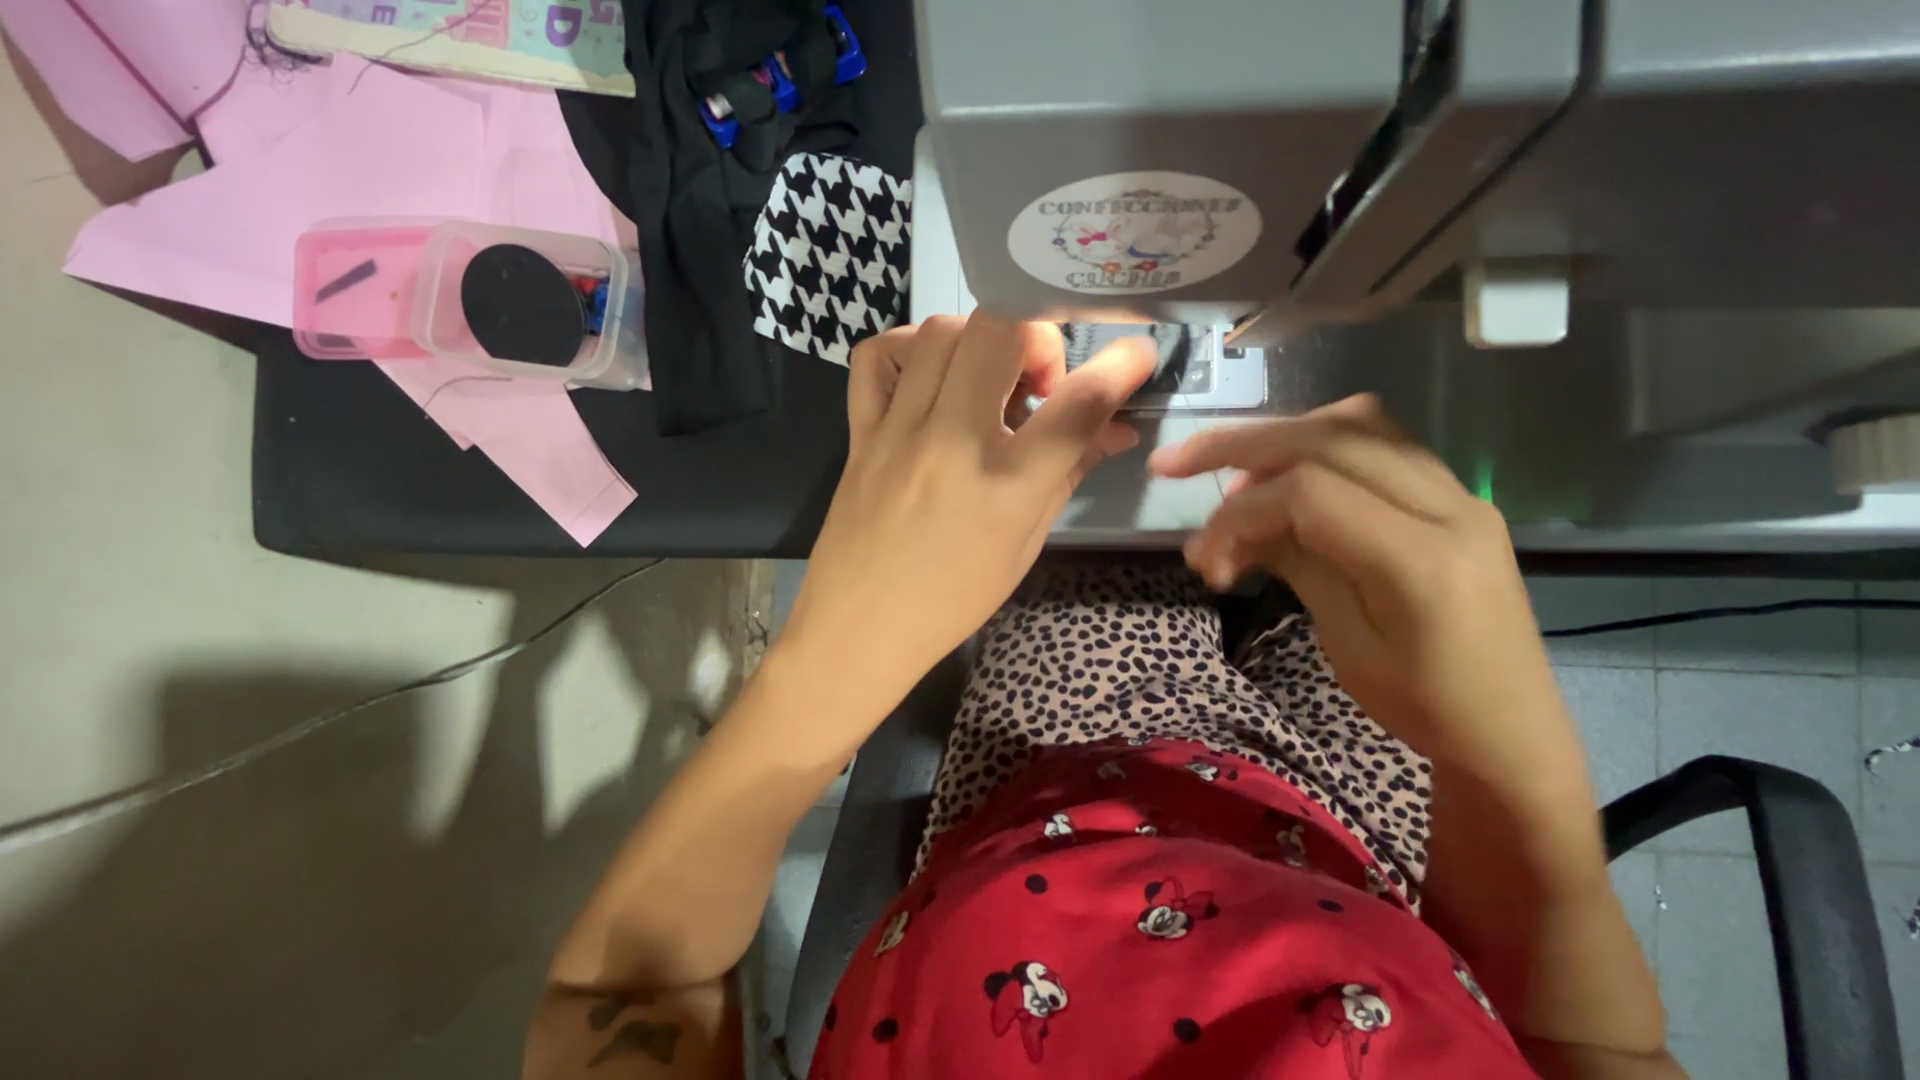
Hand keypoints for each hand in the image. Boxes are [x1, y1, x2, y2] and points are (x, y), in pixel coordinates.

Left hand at [784, 314, 1156, 714]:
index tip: (1138, 353)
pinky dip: (908, 348)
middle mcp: (952, 444)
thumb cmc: (952, 600)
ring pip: (943, 331)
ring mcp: (898, 431)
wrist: (859, 628)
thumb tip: (1117, 431)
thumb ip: (1068, 474)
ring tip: (986, 382)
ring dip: (980, 339)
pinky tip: (927, 379)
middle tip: (1037, 383)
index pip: (1077, 405)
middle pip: (1002, 333)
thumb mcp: (1024, 545)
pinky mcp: (859, 430)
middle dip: (1037, 337)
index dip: (1121, 367)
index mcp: (1006, 487)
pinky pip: (875, 356)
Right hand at [1149, 396, 1574, 782]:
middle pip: (1330, 439)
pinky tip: (1287, 475)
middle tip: (1175, 464)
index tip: (1202, 553)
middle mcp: (1449, 506)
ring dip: (1283, 437)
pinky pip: (1382, 444)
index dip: (1241, 512)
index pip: (1311, 494)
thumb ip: (1297, 564)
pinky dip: (1322, 445)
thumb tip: (1228, 527)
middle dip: (1242, 446)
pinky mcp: (1455, 496)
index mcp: (1422, 559)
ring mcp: (1459, 494)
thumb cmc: (1424, 706)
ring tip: (1233, 474)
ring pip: (1357, 425)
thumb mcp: (1346, 644)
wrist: (1512, 729)